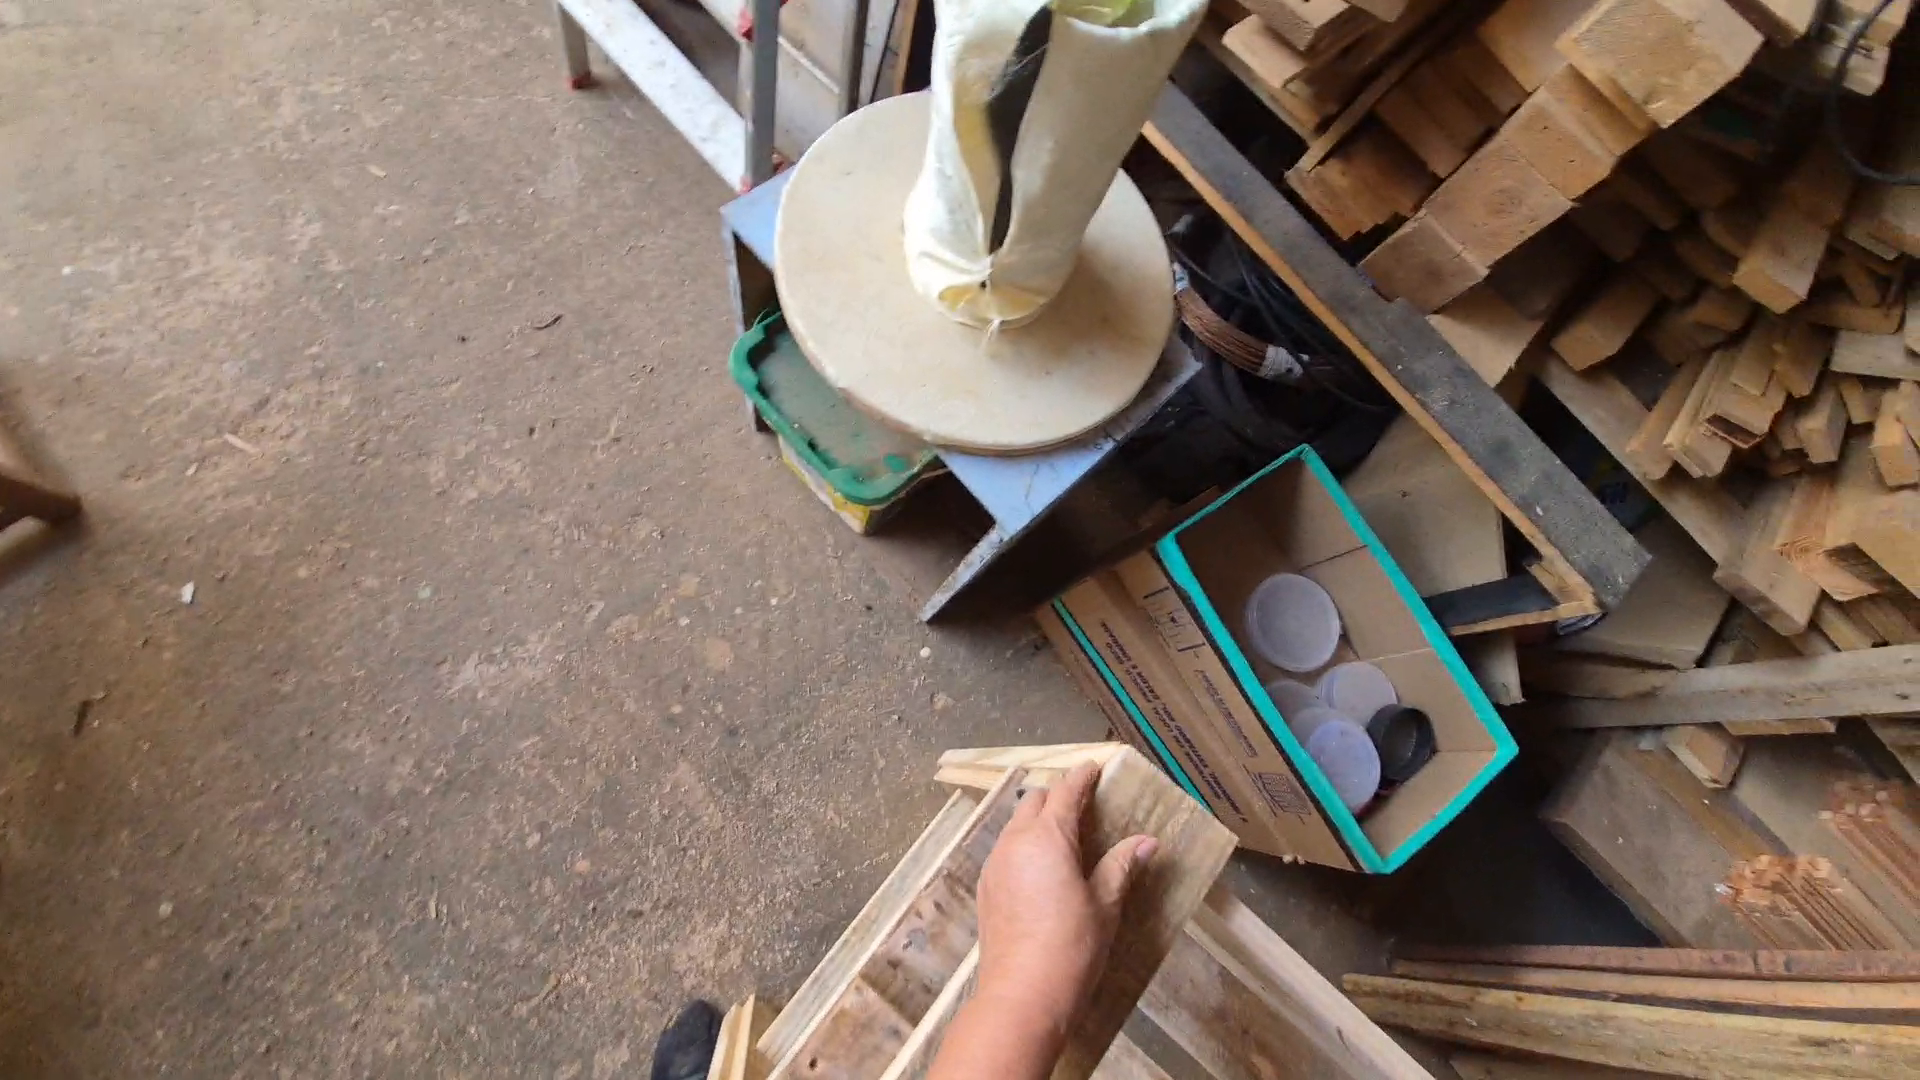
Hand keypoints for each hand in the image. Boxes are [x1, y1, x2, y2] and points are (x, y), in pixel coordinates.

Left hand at [973, 762, 1158, 1038]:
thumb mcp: (1105, 905)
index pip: (1065, 793)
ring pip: (1016, 824)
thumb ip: (1122, 866)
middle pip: (1034, 801)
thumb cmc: (1072, 948)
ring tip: (1062, 838)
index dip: (1081, 778)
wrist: (1021, 996)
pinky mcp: (985, 886)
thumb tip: (1148, 841)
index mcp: (1047, 838)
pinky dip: (1023, 844)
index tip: (1092, 768)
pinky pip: (1005, 848)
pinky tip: (1038, 869)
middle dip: (1057, 796)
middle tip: (1082, 806)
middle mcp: (1015, 841)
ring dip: (1037, 820)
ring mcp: (995, 863)